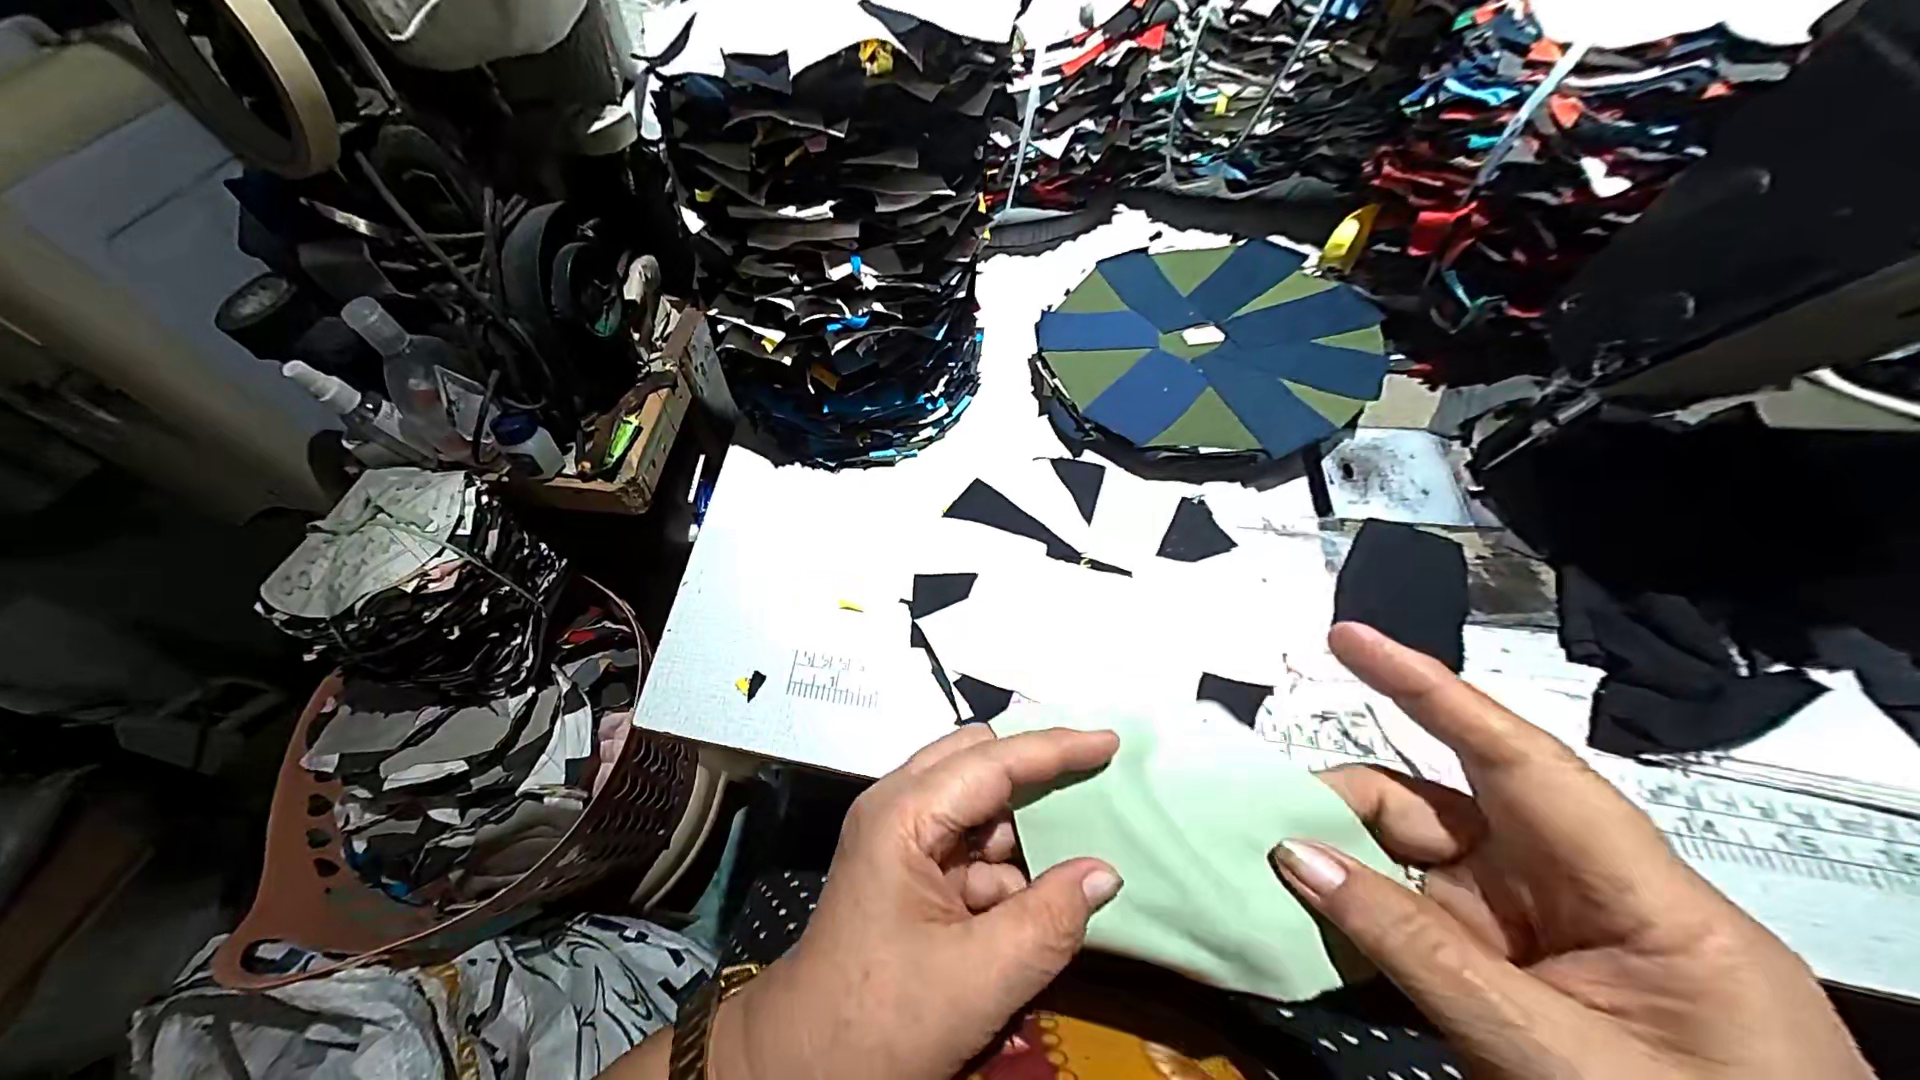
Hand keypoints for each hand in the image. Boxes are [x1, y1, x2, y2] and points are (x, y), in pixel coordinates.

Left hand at [715, 725, 1123, 1079]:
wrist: (803, 1062)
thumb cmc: (880, 1018)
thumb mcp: (978, 978)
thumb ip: (1050, 921)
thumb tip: (1107, 872)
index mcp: (905, 815)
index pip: (994, 761)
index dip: (1056, 748)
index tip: (1109, 743)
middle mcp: (897, 806)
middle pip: (978, 760)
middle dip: (1034, 773)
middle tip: (1089, 787)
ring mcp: (898, 832)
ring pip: (974, 799)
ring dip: (1018, 826)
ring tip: (1061, 859)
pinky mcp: (905, 861)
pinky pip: (966, 838)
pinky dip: (1000, 861)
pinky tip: (1020, 902)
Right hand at [1273, 622, 1872, 1079]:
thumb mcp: (1550, 1054)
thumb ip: (1416, 950)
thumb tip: (1294, 855)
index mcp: (1633, 889)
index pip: (1516, 757)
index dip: (1428, 688)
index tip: (1347, 637)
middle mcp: (1567, 882)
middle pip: (1436, 806)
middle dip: (1348, 802)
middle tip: (1268, 821)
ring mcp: (1526, 921)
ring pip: (1410, 853)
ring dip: (1340, 855)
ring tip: (1269, 865)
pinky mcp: (1495, 956)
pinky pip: (1408, 905)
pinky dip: (1354, 903)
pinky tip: (1305, 908)